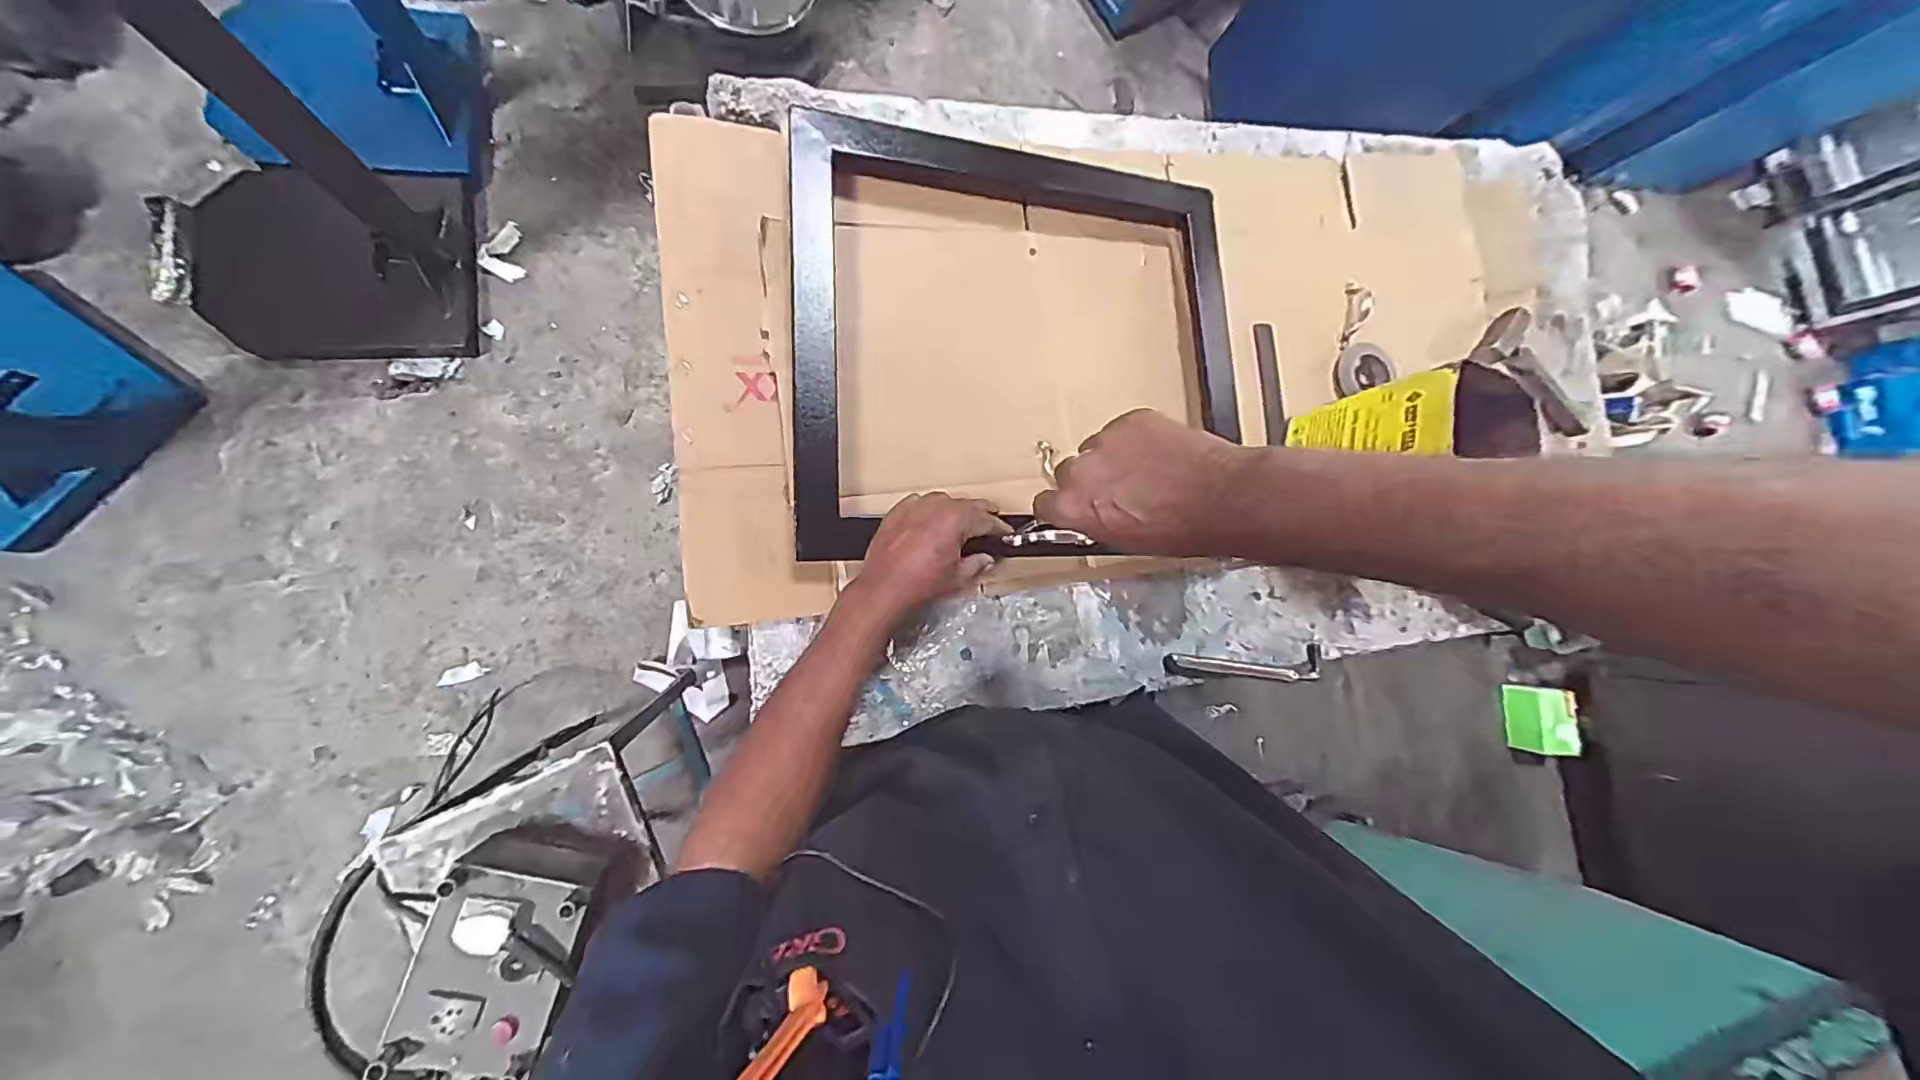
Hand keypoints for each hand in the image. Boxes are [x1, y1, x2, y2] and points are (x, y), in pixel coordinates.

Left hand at [850, 492, 1011, 618]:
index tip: (1004, 532)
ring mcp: (914, 508)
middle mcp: (935, 507)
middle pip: (966, 504)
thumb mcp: (957, 578)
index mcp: (955, 520)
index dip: (998, 527)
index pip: (985, 519)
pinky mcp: (896, 513)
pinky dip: (928, 509)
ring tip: (962, 521)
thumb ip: (977, 564)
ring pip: (942, 500)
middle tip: (990, 522)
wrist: (883, 589)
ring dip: (954, 509)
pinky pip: (918, 503)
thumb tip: (985, 559)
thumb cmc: (917, 584)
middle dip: (980, 513)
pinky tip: (931, 519)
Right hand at [1033, 409, 1252, 554]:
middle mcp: (1081, 470)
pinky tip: (1159, 456)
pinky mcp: (1132, 419)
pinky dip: (1136, 441)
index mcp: (1073, 506)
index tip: (1072, 507)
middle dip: (1088, 480)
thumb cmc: (1179, 530)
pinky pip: (1122, 430)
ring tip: (1145, 472)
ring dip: (1112, 458)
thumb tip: (1086, 514)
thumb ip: (1092, 522)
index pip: (1044, 503)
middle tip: (1116, 491)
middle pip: (1068, 472)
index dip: (1060, 506)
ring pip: (1096, 448)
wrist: (1222, 498)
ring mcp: (1106, 439)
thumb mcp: (1124, 541)